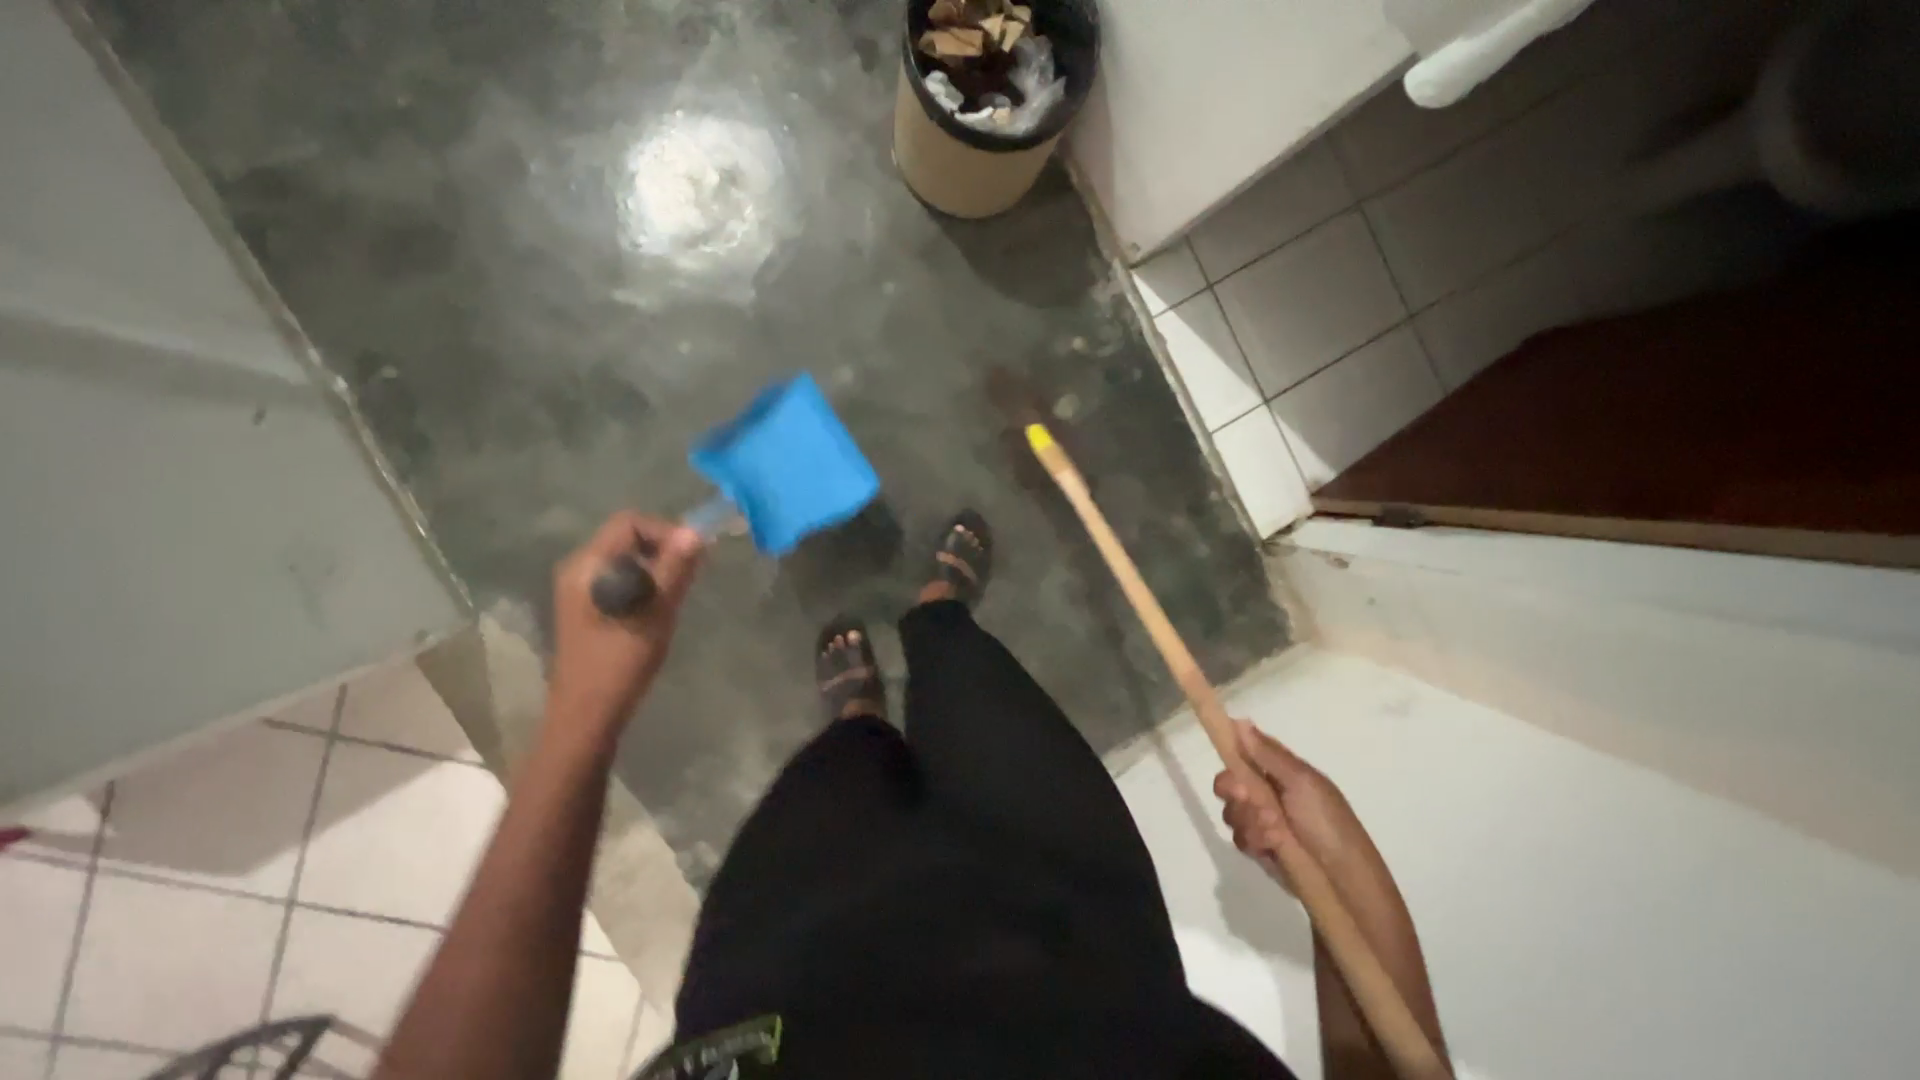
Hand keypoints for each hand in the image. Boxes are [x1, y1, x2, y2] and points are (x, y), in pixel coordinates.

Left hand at [548, 512, 704, 730]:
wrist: (586, 716)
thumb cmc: (620, 664)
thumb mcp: (655, 614)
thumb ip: (675, 570)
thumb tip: (695, 533)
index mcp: (588, 565)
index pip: (630, 523)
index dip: (666, 532)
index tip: (693, 559)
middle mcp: (578, 568)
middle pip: (627, 537)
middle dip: (664, 550)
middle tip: (689, 580)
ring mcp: (579, 588)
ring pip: (626, 559)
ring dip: (656, 570)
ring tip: (676, 598)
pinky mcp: (586, 606)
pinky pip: (620, 578)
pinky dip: (644, 584)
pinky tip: (656, 611)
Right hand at [1214, 721, 1380, 874]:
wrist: (1343, 880)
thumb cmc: (1327, 823)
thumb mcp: (1303, 782)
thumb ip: (1268, 754)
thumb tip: (1240, 720)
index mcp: (1282, 772)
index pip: (1246, 751)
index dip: (1233, 751)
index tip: (1229, 758)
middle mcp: (1268, 793)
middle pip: (1229, 781)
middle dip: (1233, 789)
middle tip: (1248, 798)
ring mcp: (1261, 821)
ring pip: (1231, 811)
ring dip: (1249, 820)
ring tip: (1274, 832)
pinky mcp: (1258, 848)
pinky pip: (1238, 837)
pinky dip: (1253, 840)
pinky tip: (1271, 847)